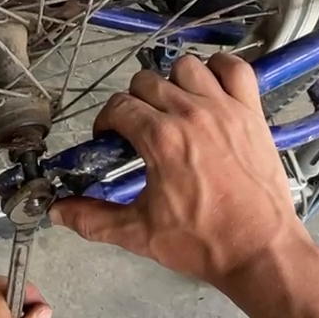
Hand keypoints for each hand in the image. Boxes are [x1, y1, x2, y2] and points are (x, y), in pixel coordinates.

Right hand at [50, 54, 315, 289]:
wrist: (261, 250)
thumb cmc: (203, 242)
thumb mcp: (140, 233)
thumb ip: (93, 219)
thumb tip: (57, 212)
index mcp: (161, 138)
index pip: (118, 106)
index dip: (107, 121)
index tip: (111, 138)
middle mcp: (191, 113)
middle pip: (147, 82)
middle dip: (135, 103)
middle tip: (140, 129)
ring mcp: (225, 108)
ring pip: (187, 67)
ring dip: (173, 82)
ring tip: (174, 107)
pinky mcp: (251, 111)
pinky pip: (235, 68)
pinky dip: (220, 70)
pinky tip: (211, 89)